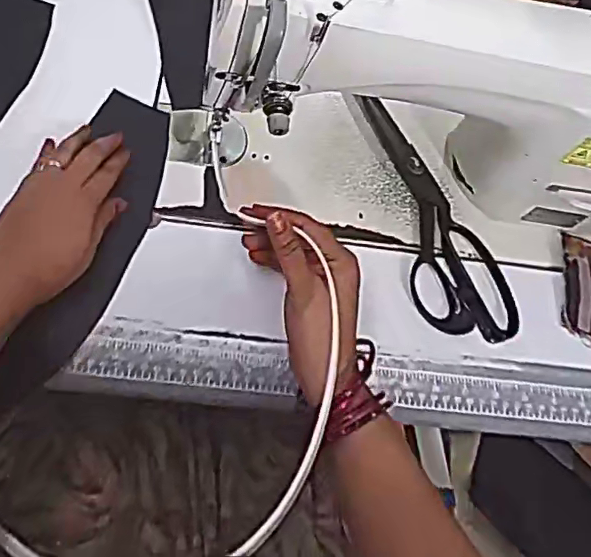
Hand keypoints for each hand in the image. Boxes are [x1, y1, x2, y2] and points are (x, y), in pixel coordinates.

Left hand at [0, 128, 131, 317]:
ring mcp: (42, 184)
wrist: (7, 276)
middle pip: (90, 156)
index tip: (125, 153)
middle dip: (105, 143)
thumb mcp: (87, 252)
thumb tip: (116, 205)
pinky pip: (41, 161)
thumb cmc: (44, 270)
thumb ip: (102, 222)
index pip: (108, 173)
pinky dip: (49, 150)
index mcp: (85, 201)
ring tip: (87, 131)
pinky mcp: (24, 188)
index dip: (119, 161)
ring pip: (65, 150)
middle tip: (115, 137)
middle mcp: (64, 187)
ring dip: (78, 138)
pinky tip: (51, 145)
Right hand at [240, 205, 358, 405]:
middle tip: (250, 221)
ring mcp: (325, 278)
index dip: (281, 216)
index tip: (258, 212)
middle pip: (300, 235)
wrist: (327, 377)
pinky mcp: (313, 289)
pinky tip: (262, 255)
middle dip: (273, 227)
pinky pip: (292, 263)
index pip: (307, 227)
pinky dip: (275, 257)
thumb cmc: (324, 342)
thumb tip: (279, 222)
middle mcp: (336, 266)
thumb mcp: (302, 289)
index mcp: (340, 261)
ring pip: (294, 248)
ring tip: (251, 238)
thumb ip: (289, 252)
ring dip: (272, 242)